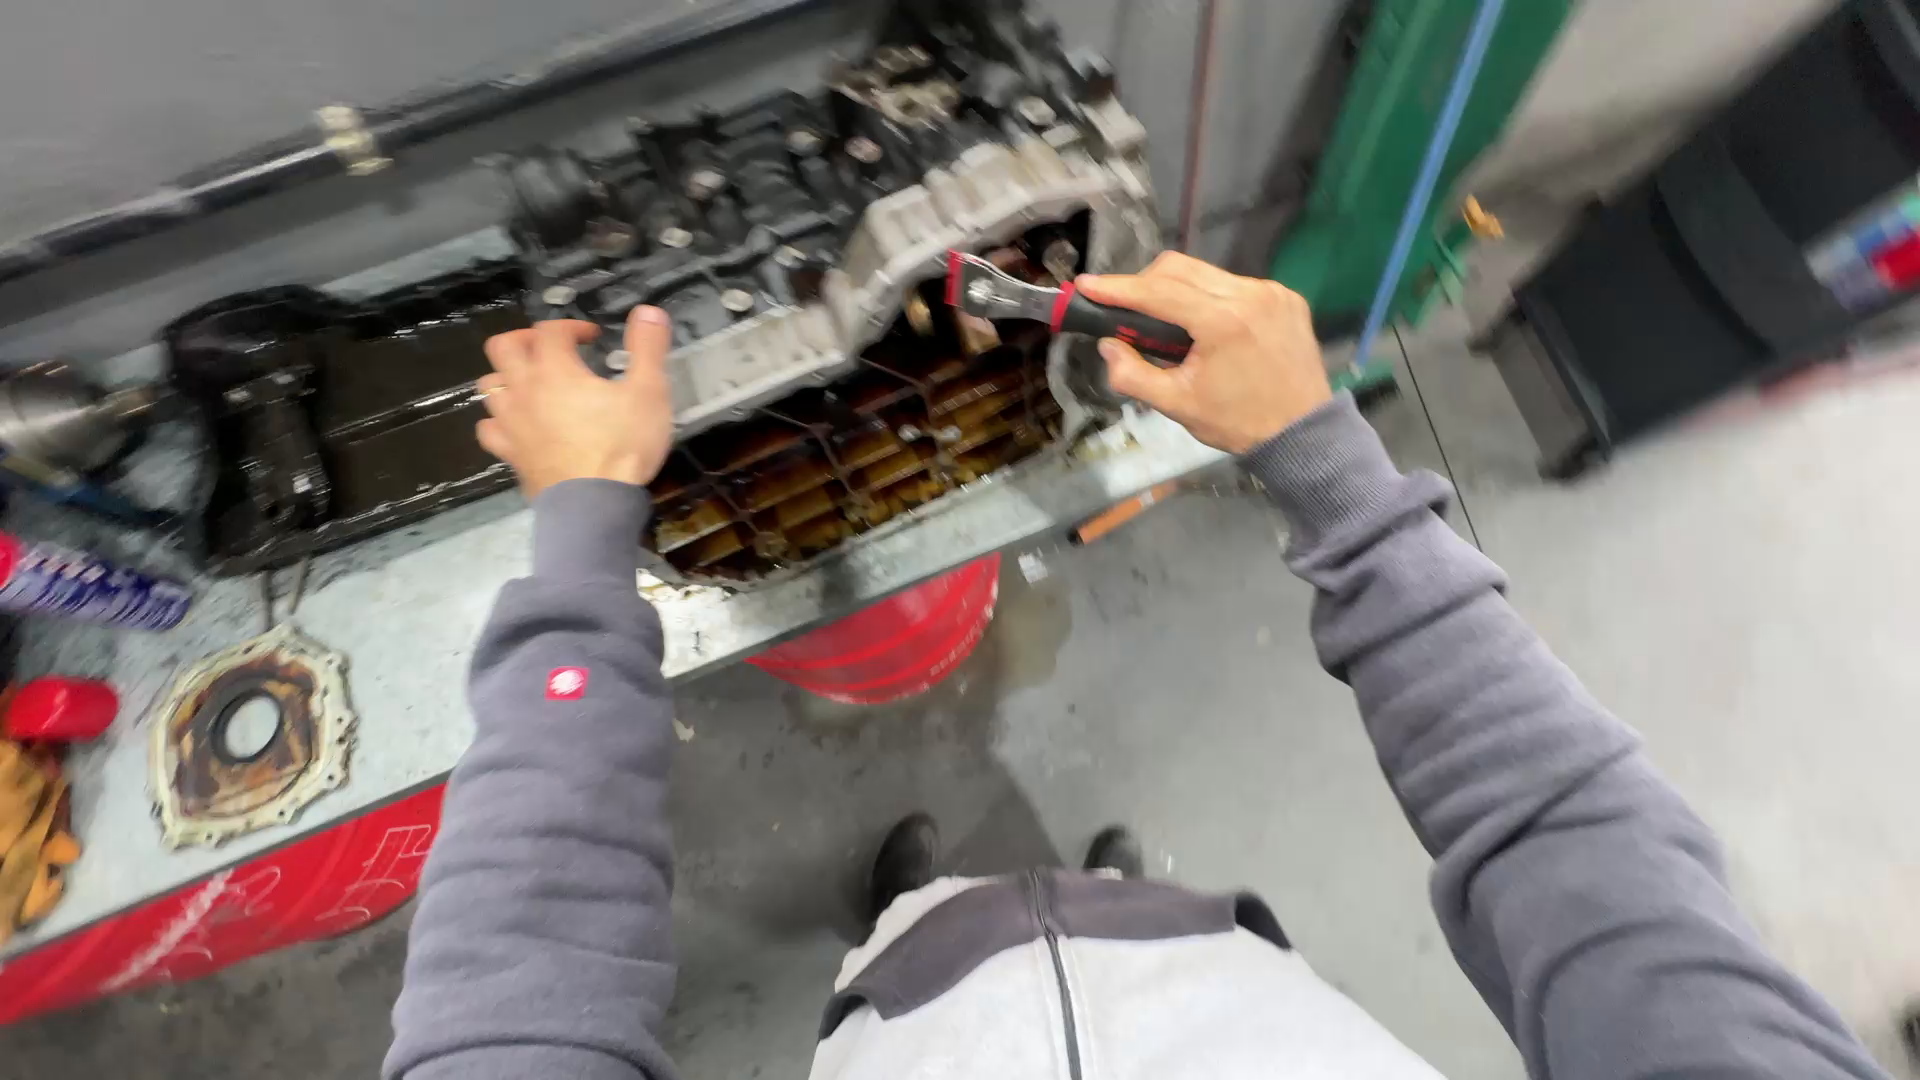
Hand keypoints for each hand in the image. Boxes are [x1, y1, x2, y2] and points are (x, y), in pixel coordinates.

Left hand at [474, 307, 675, 498]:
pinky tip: (518, 424)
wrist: (595, 501)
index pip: (551, 331)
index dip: (571, 327)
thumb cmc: (624, 444)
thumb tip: (649, 310)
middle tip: (552, 349)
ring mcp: (510, 422)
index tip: (593, 337)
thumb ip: (647, 349)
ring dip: (508, 377)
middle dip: (526, 340)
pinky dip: (500, 419)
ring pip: (490, 385)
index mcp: (556, 369)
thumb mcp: (649, 392)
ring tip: (532, 384)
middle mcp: (523, 389)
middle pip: (504, 347)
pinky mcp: (509, 452)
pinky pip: (489, 427)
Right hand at [1078, 253, 1331, 453]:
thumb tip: (1107, 345)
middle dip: (1143, 283)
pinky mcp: (1286, 297)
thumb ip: (1133, 375)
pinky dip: (1208, 297)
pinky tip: (1202, 324)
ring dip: (1175, 289)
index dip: (1117, 287)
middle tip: (1122, 307)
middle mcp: (1249, 294)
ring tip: (1161, 319)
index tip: (1086, 284)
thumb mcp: (1176, 405)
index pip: (1158, 291)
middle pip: (1180, 269)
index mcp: (1222, 321)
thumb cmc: (1235, 422)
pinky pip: (1233, 284)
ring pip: (1206, 272)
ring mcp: (1271, 291)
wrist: (1301, 432)